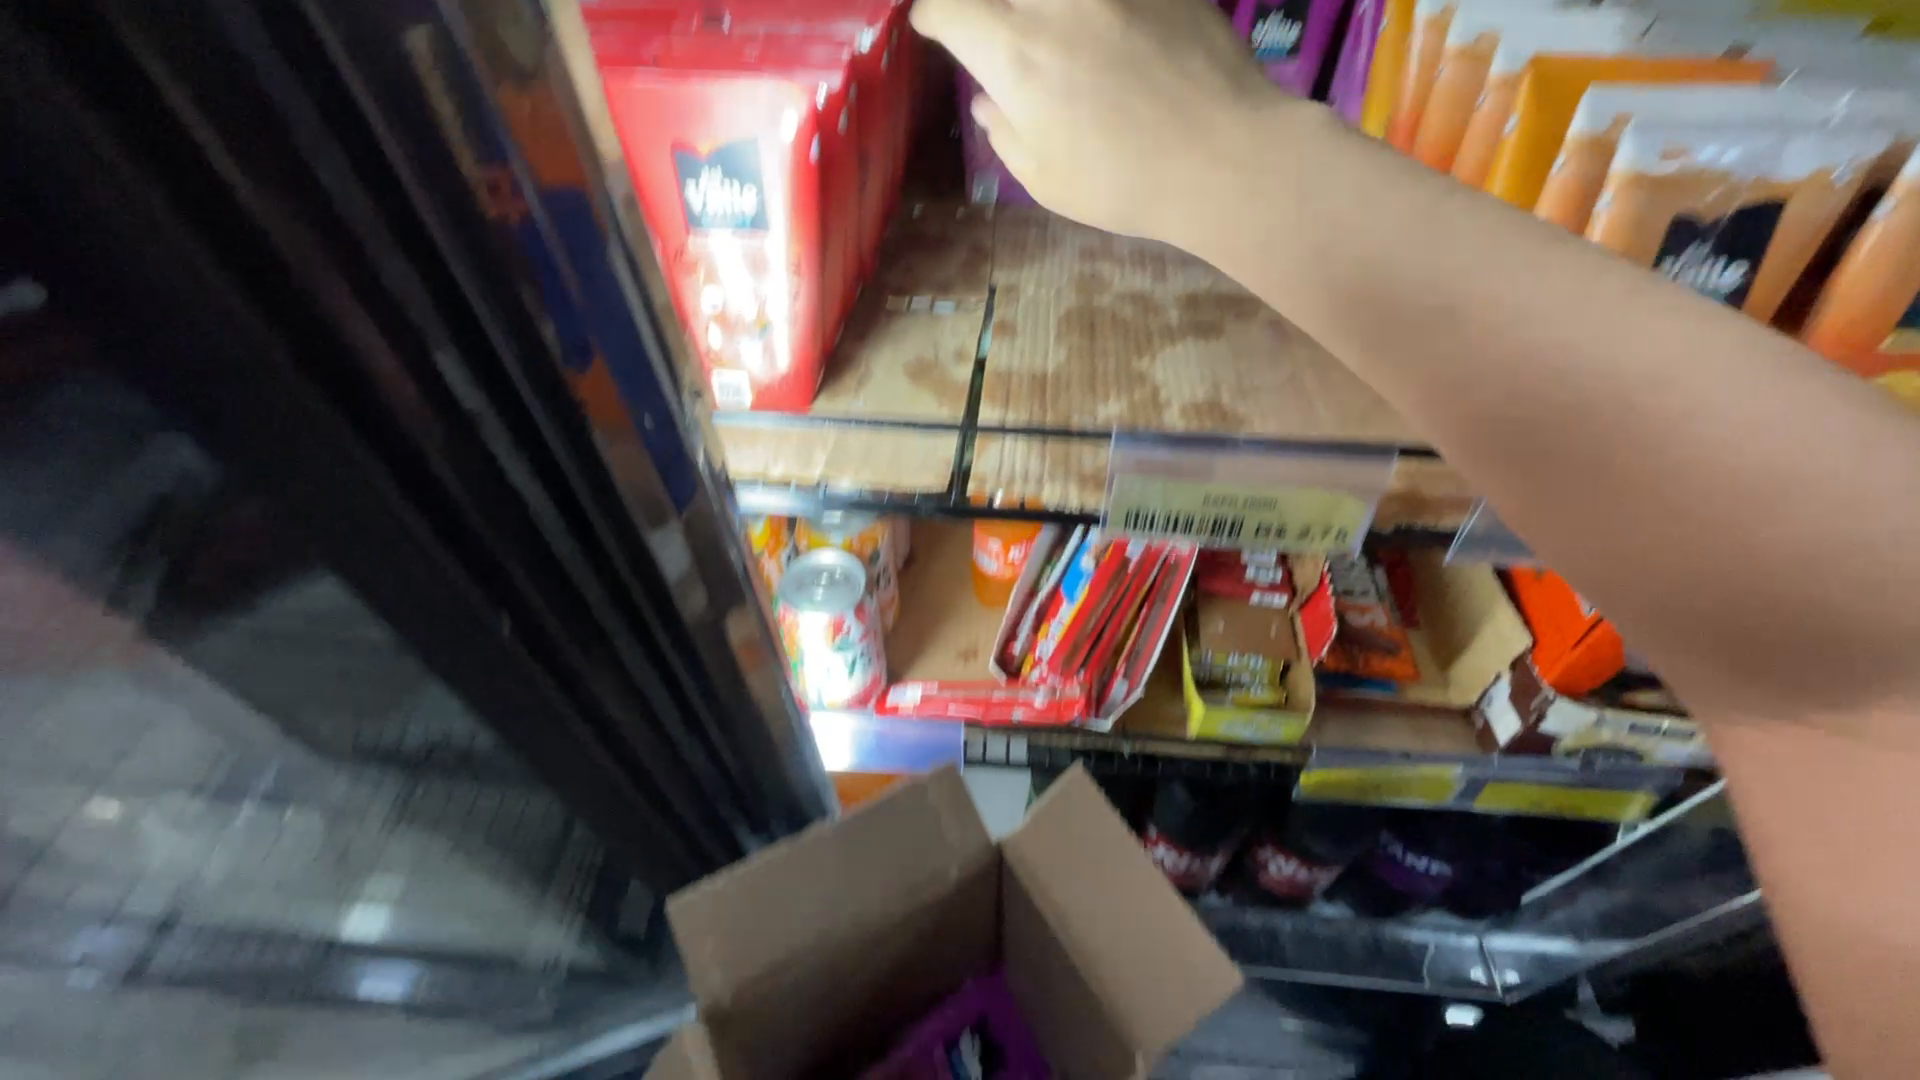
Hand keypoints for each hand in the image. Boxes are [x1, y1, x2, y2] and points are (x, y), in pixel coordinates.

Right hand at [911, 0, 1295, 247]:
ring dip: (1036, 10)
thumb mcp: (1047, 179)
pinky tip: (1100, 31)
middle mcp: (1057, 1)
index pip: (949, 9)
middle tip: (992, 28)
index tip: (933, 25)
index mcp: (1017, 56)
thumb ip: (1006, 133)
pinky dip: (1095, 10)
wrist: (1225, 157)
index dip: (933, 15)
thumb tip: (990, 100)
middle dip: (982, 7)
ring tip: (1047, 33)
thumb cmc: (1126, 184)